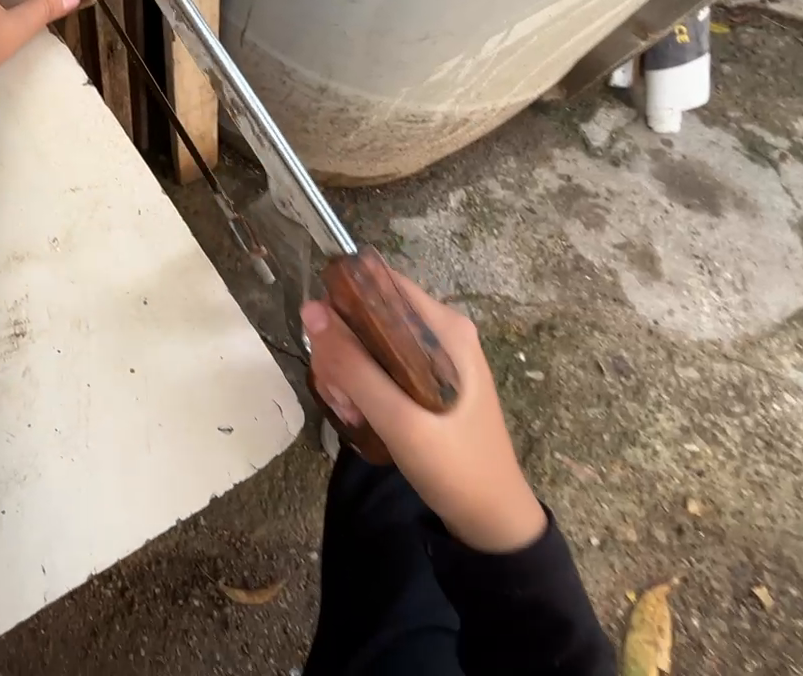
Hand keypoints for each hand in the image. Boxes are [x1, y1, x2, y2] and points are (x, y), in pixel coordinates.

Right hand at [303, 271, 547, 552]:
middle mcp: (438, 331)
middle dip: (340, 349)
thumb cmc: (453, 463)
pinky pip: (376, 363)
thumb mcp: (397, 417)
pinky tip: (358, 414)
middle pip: (365, 314)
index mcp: (442, 326)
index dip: (341, 304)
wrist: (492, 519)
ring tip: (349, 410)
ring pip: (364, 340)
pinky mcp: (424, 378)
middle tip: (340, 393)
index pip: (378, 283)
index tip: (324, 342)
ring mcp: (432, 355)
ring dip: (345, 372)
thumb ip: (353, 364)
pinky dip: (358, 385)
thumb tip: (310, 310)